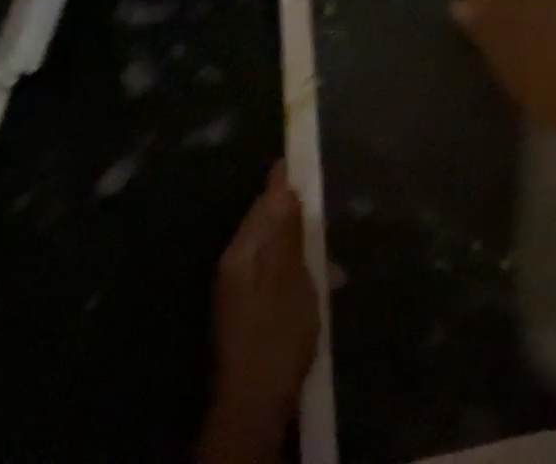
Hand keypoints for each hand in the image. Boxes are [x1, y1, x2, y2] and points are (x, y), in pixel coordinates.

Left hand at [197, 161, 318, 463]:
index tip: (298, 157)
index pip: (263, 203)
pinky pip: (270, 268)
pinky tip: (311, 273)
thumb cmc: (279, 335)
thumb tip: (284, 189)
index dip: (281, 181)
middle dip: (289, 207)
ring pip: (267, 246)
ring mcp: (237, 287)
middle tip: (316, 193)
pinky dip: (290, 261)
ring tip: (321, 238)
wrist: (255, 397)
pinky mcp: (246, 307)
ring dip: (293, 237)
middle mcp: (234, 263)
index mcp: (244, 252)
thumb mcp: (291, 280)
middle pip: (262, 222)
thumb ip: (286, 234)